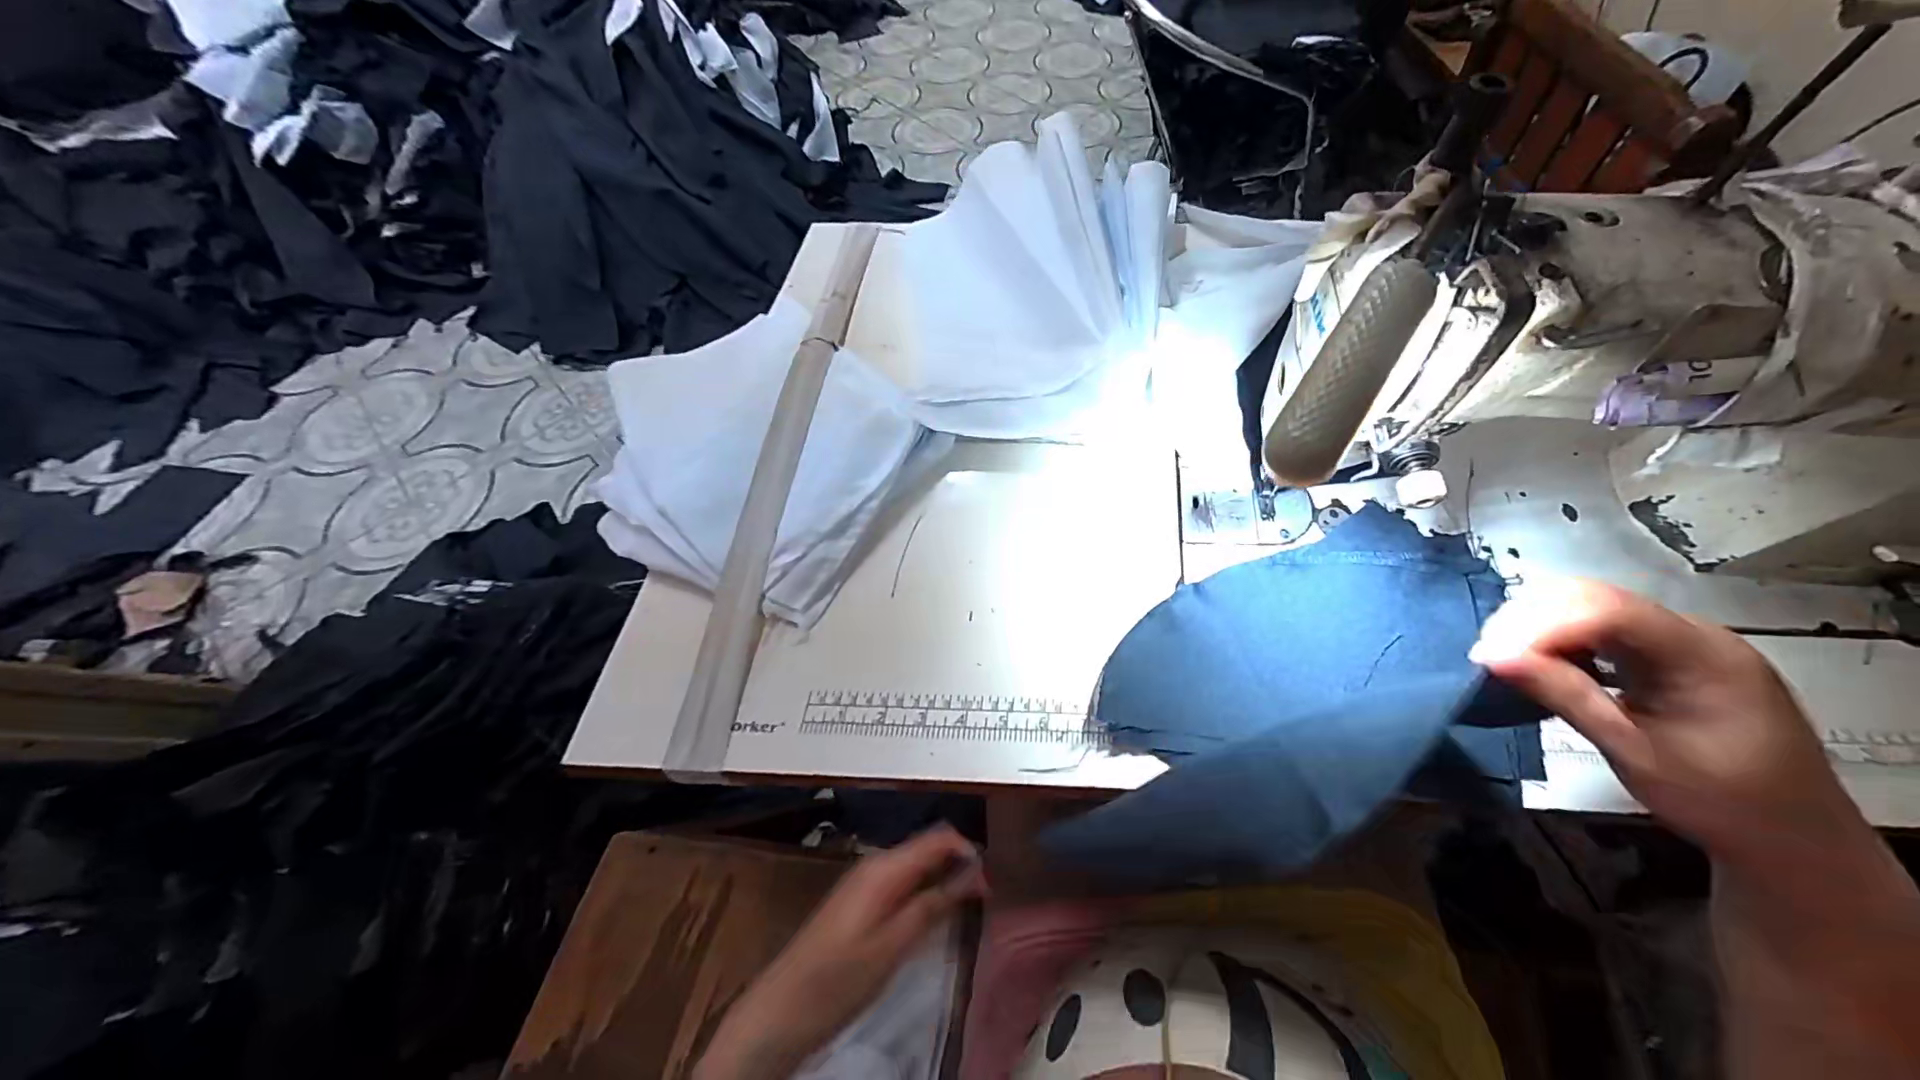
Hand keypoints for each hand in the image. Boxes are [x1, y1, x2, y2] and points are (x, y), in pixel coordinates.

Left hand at [694, 826, 986, 1079]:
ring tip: (966, 907)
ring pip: (916, 865)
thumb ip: (933, 904)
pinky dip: (924, 891)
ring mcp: (865, 881)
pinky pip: (902, 882)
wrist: (782, 1010)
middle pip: (927, 847)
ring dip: (942, 878)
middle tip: (984, 896)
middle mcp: (875, 864)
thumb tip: (974, 873)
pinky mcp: (860, 900)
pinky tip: (932, 917)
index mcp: (883, 867)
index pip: (937, 836)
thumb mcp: (894, 945)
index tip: (992, 876)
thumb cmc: (839, 978)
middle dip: (958, 864)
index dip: (968, 849)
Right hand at [1469, 579, 1870, 871]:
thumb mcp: (1634, 752)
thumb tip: (1492, 657)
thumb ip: (1565, 696)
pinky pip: (1603, 628)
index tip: (1490, 654)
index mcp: (1703, 655)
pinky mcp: (1667, 655)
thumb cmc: (1717, 801)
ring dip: (1541, 625)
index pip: (1608, 613)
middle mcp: (1694, 634)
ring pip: (1593, 607)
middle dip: (1532, 619)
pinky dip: (1562, 638)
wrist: (1791, 839)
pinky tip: (1540, 661)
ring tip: (1505, 657)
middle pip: (1597, 598)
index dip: (1541, 625)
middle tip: (1488, 654)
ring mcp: (1682, 641)